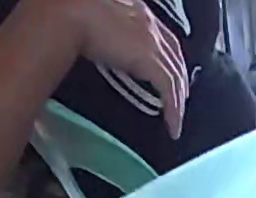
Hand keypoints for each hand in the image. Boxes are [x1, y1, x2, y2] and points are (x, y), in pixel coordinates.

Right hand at [59, 0, 186, 138]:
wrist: (74, 12)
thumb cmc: (78, 14)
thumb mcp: (104, 23)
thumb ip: (116, 36)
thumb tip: (115, 51)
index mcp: (141, 12)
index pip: (167, 39)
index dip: (173, 59)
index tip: (175, 76)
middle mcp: (151, 25)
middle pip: (176, 58)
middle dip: (181, 82)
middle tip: (181, 103)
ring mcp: (153, 42)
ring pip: (176, 78)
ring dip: (179, 104)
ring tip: (177, 122)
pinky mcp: (151, 61)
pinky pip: (169, 91)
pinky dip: (173, 111)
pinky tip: (173, 127)